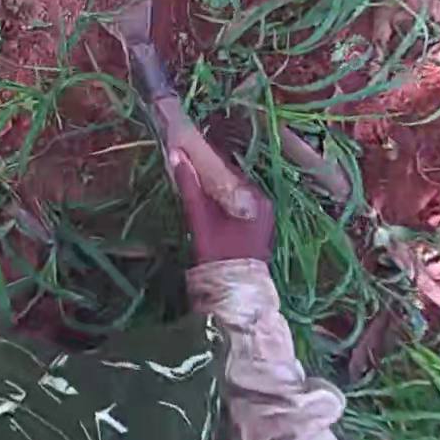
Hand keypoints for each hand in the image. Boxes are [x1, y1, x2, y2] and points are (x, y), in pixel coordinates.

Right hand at [171, 149, 274, 263]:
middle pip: (231, 177)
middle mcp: (262, 200)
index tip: (185, 151)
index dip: (204, 158)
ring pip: (234, 189)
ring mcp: (262, 212)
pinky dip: (222, 196)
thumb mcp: (200, 219)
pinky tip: (207, 196)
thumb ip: (190, 187)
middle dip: (208, 170)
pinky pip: (238, 201)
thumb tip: (177, 157)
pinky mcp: (257, 223)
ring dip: (214, 183)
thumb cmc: (218, 254)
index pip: (226, 168)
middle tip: (186, 163)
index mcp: (253, 197)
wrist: (235, 288)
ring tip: (193, 177)